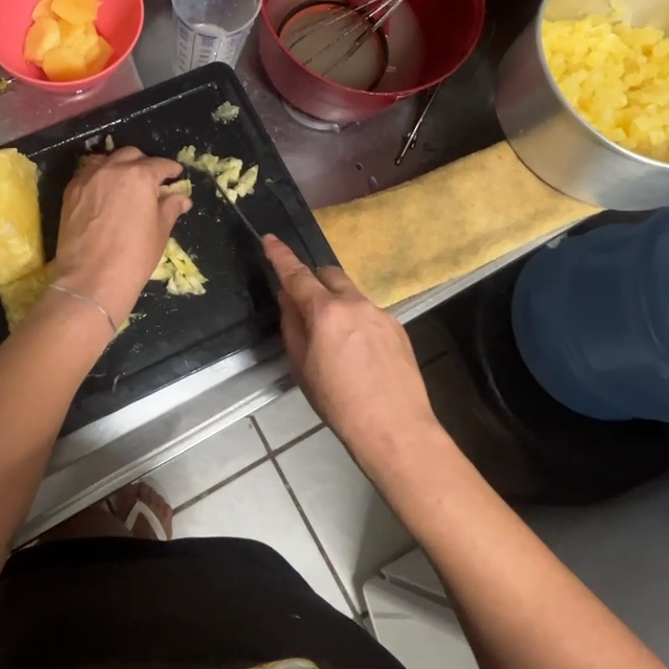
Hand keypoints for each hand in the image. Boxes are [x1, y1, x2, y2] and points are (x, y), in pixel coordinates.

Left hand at [49, 148, 191, 326]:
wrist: (92, 277)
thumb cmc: (134, 256)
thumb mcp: (160, 232)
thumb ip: (170, 208)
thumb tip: (181, 198)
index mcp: (140, 176)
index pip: (160, 165)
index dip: (170, 169)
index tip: (176, 174)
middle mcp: (113, 169)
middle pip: (131, 155)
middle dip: (144, 164)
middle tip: (151, 180)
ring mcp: (88, 178)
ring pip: (106, 160)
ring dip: (118, 166)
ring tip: (124, 183)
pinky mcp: (71, 192)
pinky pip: (87, 174)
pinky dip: (99, 177)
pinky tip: (103, 192)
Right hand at [263, 236, 436, 451]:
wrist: (395, 427)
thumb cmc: (338, 403)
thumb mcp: (301, 367)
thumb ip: (292, 326)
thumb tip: (289, 299)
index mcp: (326, 312)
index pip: (297, 275)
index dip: (281, 256)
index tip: (270, 240)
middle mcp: (355, 303)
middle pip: (329, 274)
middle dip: (313, 281)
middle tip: (304, 304)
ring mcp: (381, 314)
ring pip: (351, 295)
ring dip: (336, 305)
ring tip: (334, 343)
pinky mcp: (398, 328)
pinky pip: (369, 314)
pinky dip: (356, 322)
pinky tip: (359, 355)